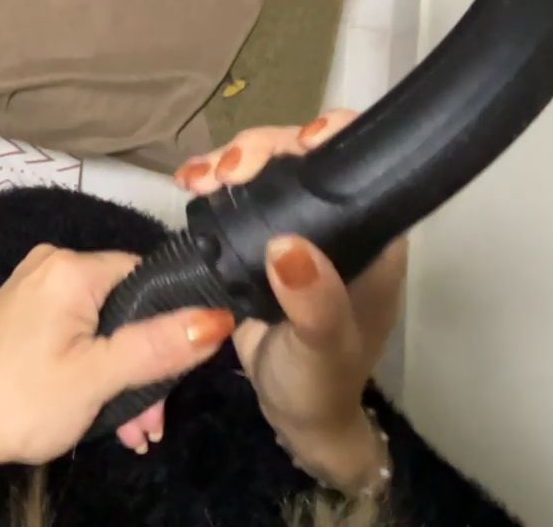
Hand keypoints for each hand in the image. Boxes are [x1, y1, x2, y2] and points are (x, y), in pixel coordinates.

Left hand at [0, 245, 234, 472]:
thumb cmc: (21, 398)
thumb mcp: (97, 378)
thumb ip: (156, 346)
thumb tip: (215, 318)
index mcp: (71, 267)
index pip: (146, 274)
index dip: (172, 319)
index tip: (183, 370)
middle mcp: (53, 263)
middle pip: (125, 303)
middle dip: (145, 362)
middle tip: (150, 421)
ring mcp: (36, 284)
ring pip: (103, 322)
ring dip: (122, 373)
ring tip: (131, 430)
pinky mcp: (25, 308)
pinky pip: (76, 328)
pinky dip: (94, 364)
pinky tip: (103, 410)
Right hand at [173, 109, 405, 489]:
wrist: (289, 410)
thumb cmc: (321, 381)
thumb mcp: (323, 350)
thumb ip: (314, 304)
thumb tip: (287, 247)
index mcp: (367, 238)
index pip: (357, 169)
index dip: (332, 142)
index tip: (298, 146)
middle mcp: (330, 222)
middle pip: (297, 157)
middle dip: (257, 151)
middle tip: (221, 173)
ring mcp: (289, 225)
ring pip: (260, 168)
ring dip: (224, 162)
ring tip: (193, 180)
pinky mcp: (250, 235)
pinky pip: (231, 193)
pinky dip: (207, 180)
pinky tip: (186, 184)